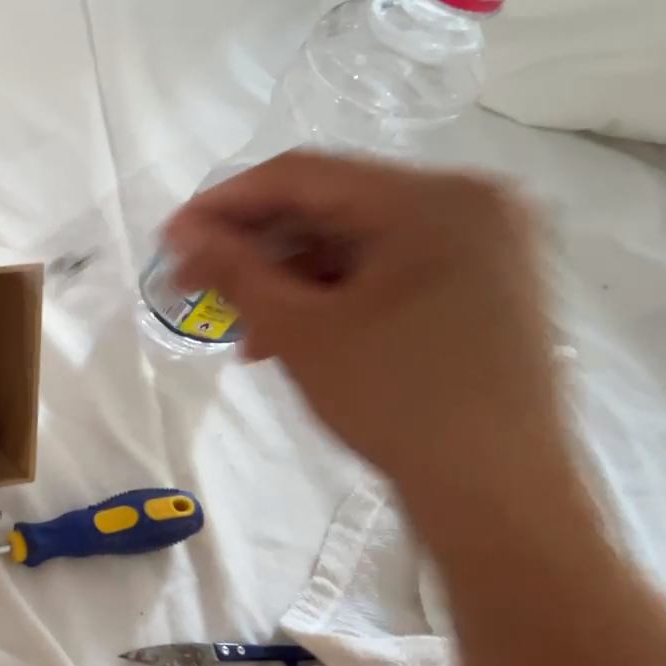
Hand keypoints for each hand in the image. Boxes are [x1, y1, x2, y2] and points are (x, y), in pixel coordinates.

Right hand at [165, 151, 567, 492]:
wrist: (498, 490)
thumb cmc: (396, 401)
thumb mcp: (299, 330)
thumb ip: (233, 268)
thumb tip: (180, 231)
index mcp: (433, 199)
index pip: (302, 176)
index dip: (222, 204)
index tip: (167, 240)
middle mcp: (471, 202)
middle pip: (330, 205)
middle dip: (252, 247)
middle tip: (191, 283)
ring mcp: (486, 242)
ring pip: (353, 240)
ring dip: (285, 276)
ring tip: (237, 326)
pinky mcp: (484, 279)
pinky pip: (386, 266)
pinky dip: (329, 293)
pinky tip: (287, 333)